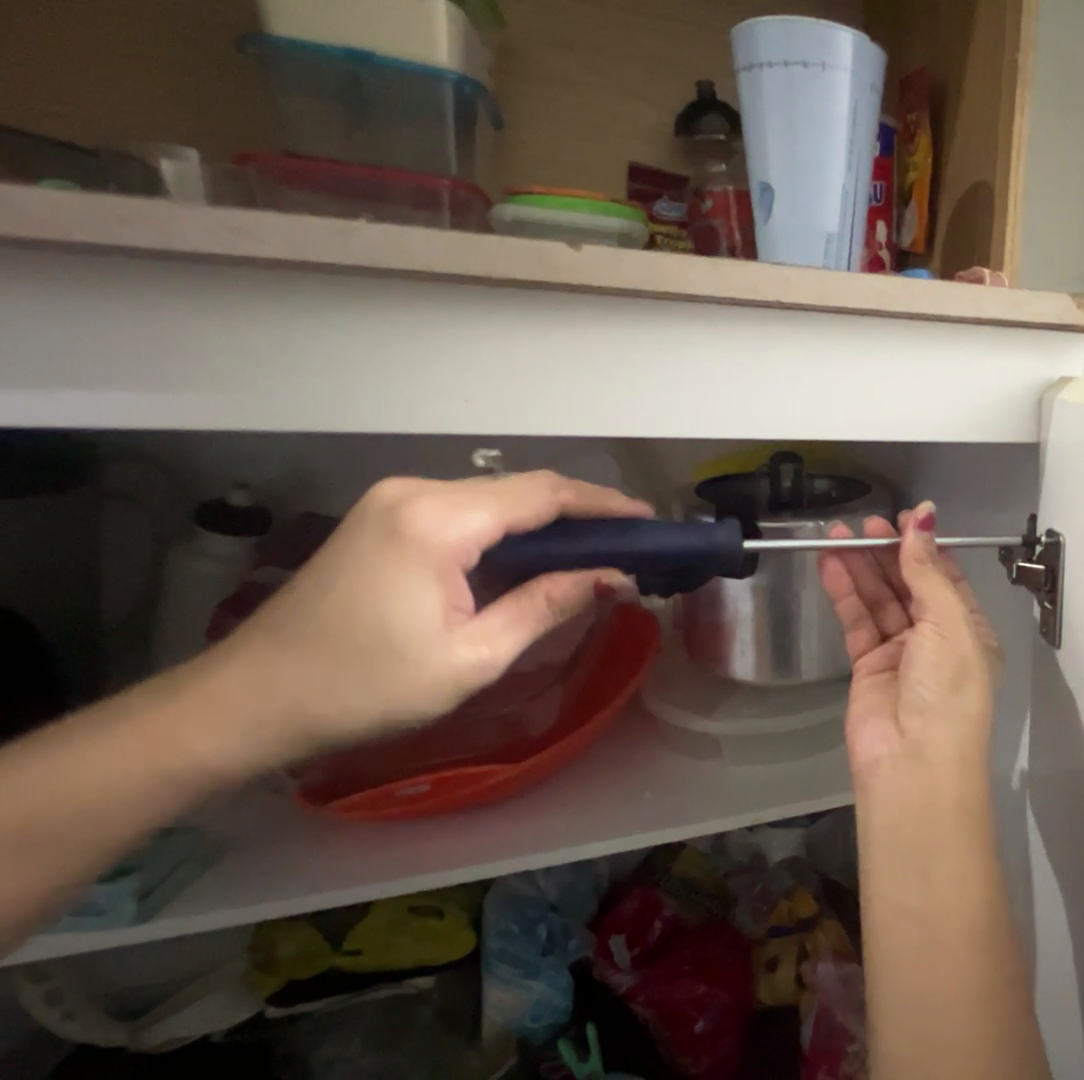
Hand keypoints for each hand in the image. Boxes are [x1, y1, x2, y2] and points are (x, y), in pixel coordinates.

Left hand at [199, 471, 649, 772]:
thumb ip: (547, 606)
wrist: (250, 700)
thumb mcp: (473, 657)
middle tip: (632, 542)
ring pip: (496, 498)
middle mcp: (416, 492)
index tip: (650, 522)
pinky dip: (512, 528)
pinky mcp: (385, 517)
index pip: (543, 494)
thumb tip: (612, 577)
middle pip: (521, 489)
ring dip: (548, 520)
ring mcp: (395, 501)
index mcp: (438, 521)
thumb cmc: (365, 687)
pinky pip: (468, 510)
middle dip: (582, 511)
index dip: (603, 505)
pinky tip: (537, 554)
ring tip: (597, 549)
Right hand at [817, 501, 1000, 780]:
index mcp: (970, 630)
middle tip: (865, 523)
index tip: (903, 517)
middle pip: (910, 585)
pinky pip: (857, 621)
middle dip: (889, 553)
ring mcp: (902, 654)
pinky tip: (831, 564)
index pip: (947, 578)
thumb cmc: (947, 691)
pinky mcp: (868, 667)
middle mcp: (938, 640)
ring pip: (880, 600)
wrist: (914, 765)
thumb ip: (928, 570)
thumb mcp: (948, 624)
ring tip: (838, 535)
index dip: (926, 547)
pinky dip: (845, 592)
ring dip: (862, 568)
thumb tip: (924, 516)